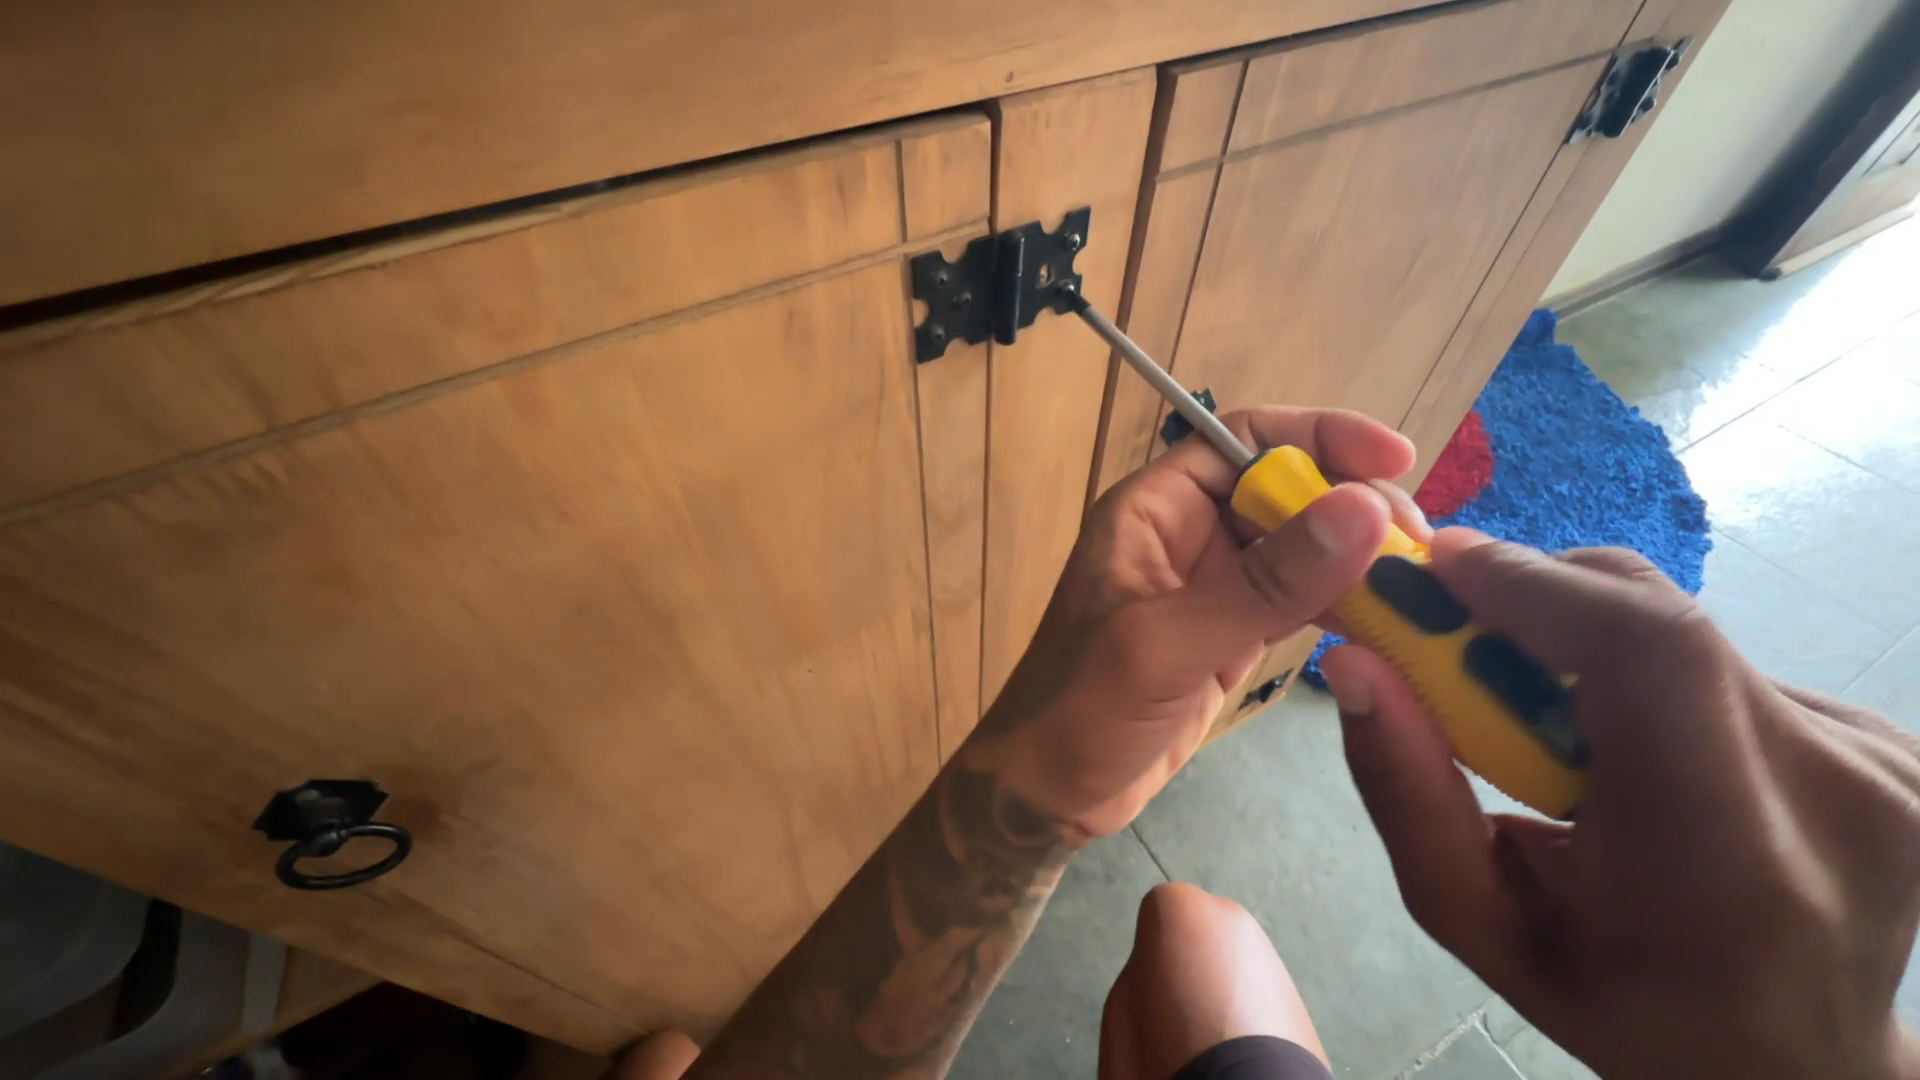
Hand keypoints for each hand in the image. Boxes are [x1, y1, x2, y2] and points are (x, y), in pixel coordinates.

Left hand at [964, 406, 1428, 841]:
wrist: (1052, 789)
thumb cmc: (1082, 708)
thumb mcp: (1166, 643)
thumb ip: (1263, 583)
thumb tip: (1364, 509)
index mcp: (1152, 510)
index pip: (1240, 439)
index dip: (1317, 435)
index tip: (1394, 458)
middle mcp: (1184, 535)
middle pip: (1281, 487)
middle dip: (1350, 499)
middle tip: (1417, 540)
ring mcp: (1211, 586)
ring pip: (1297, 544)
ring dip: (1355, 553)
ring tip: (1419, 579)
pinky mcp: (1230, 632)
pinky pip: (1297, 598)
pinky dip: (1341, 602)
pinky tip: (1388, 616)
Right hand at [1326, 529, 1919, 1079]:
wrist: (1797, 1063)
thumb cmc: (1610, 996)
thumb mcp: (1469, 914)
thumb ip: (1404, 792)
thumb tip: (1352, 662)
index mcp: (1726, 854)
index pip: (1644, 648)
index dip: (1530, 581)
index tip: (1434, 564)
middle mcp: (1837, 787)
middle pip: (1657, 616)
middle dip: (1531, 595)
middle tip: (1453, 627)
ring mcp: (1888, 758)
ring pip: (1680, 626)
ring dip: (1577, 637)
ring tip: (1539, 711)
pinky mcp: (1891, 734)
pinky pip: (1717, 653)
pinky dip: (1635, 666)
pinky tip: (1619, 735)